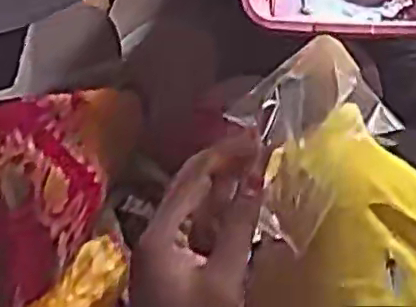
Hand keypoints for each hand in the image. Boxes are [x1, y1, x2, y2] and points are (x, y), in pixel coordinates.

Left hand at [132, 133, 267, 306]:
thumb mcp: (224, 279)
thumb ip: (240, 222)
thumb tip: (258, 172)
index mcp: (159, 232)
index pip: (195, 173)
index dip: (228, 150)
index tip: (259, 135)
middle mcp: (155, 235)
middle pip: (191, 184)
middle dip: (226, 162)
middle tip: (260, 146)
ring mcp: (162, 253)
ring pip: (195, 204)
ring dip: (226, 186)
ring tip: (257, 170)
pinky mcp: (173, 270)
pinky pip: (197, 227)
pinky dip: (221, 213)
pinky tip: (243, 208)